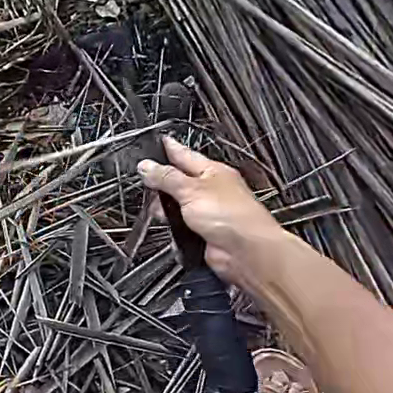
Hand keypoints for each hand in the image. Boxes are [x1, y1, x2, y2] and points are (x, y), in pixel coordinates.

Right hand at [136, 137, 295, 289]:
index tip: (160, 141)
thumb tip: (147, 167)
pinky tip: (170, 227)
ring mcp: (209, 213)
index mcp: (213, 172)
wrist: (246, 251)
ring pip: (180, 205)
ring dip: (167, 208)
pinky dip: (174, 227)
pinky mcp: (205, 233)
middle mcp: (213, 191)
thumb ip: (166, 177)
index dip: (171, 148)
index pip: (186, 154)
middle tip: (146, 178)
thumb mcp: (191, 189)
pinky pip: (183, 226)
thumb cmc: (233, 216)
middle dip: (162, 182)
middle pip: (180, 181)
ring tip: (155, 207)